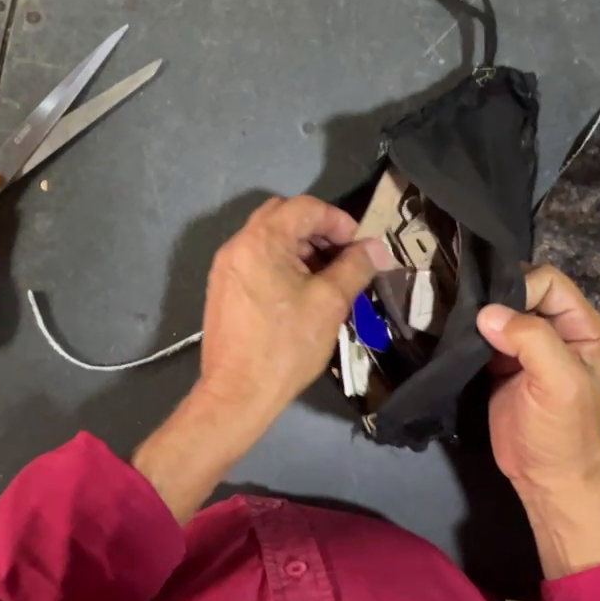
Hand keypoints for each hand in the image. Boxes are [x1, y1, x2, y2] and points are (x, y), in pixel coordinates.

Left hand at [195, 195, 391, 429]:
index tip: (360, 247)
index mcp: (261, 241)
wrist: (238, 392)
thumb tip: (376, 248)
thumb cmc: (286, 346)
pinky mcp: (223, 290)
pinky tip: (300, 294)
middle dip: (319, 231)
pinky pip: (256, 261)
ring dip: (301, 249)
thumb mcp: (330, 303)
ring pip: (269, 240)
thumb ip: (355, 267)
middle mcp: (237, 246)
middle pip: (283, 217)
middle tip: (343, 258)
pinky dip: (281, 264)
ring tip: (327, 279)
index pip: (306, 208)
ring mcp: (226, 268)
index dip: (339, 221)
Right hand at [477, 266, 599, 575]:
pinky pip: (484, 335)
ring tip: (454, 320)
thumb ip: (531, 340)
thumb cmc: (562, 431)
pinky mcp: (501, 363)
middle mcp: (559, 330)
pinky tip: (453, 335)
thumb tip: (486, 313)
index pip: (549, 282)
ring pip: (500, 312)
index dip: (520, 289)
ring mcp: (528, 347)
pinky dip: (468, 334)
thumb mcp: (559, 383)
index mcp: (585, 327)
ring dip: (478, 315)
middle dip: (495, 298)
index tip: (493, 312)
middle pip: (522, 291)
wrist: (545, 478)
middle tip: (465, 310)